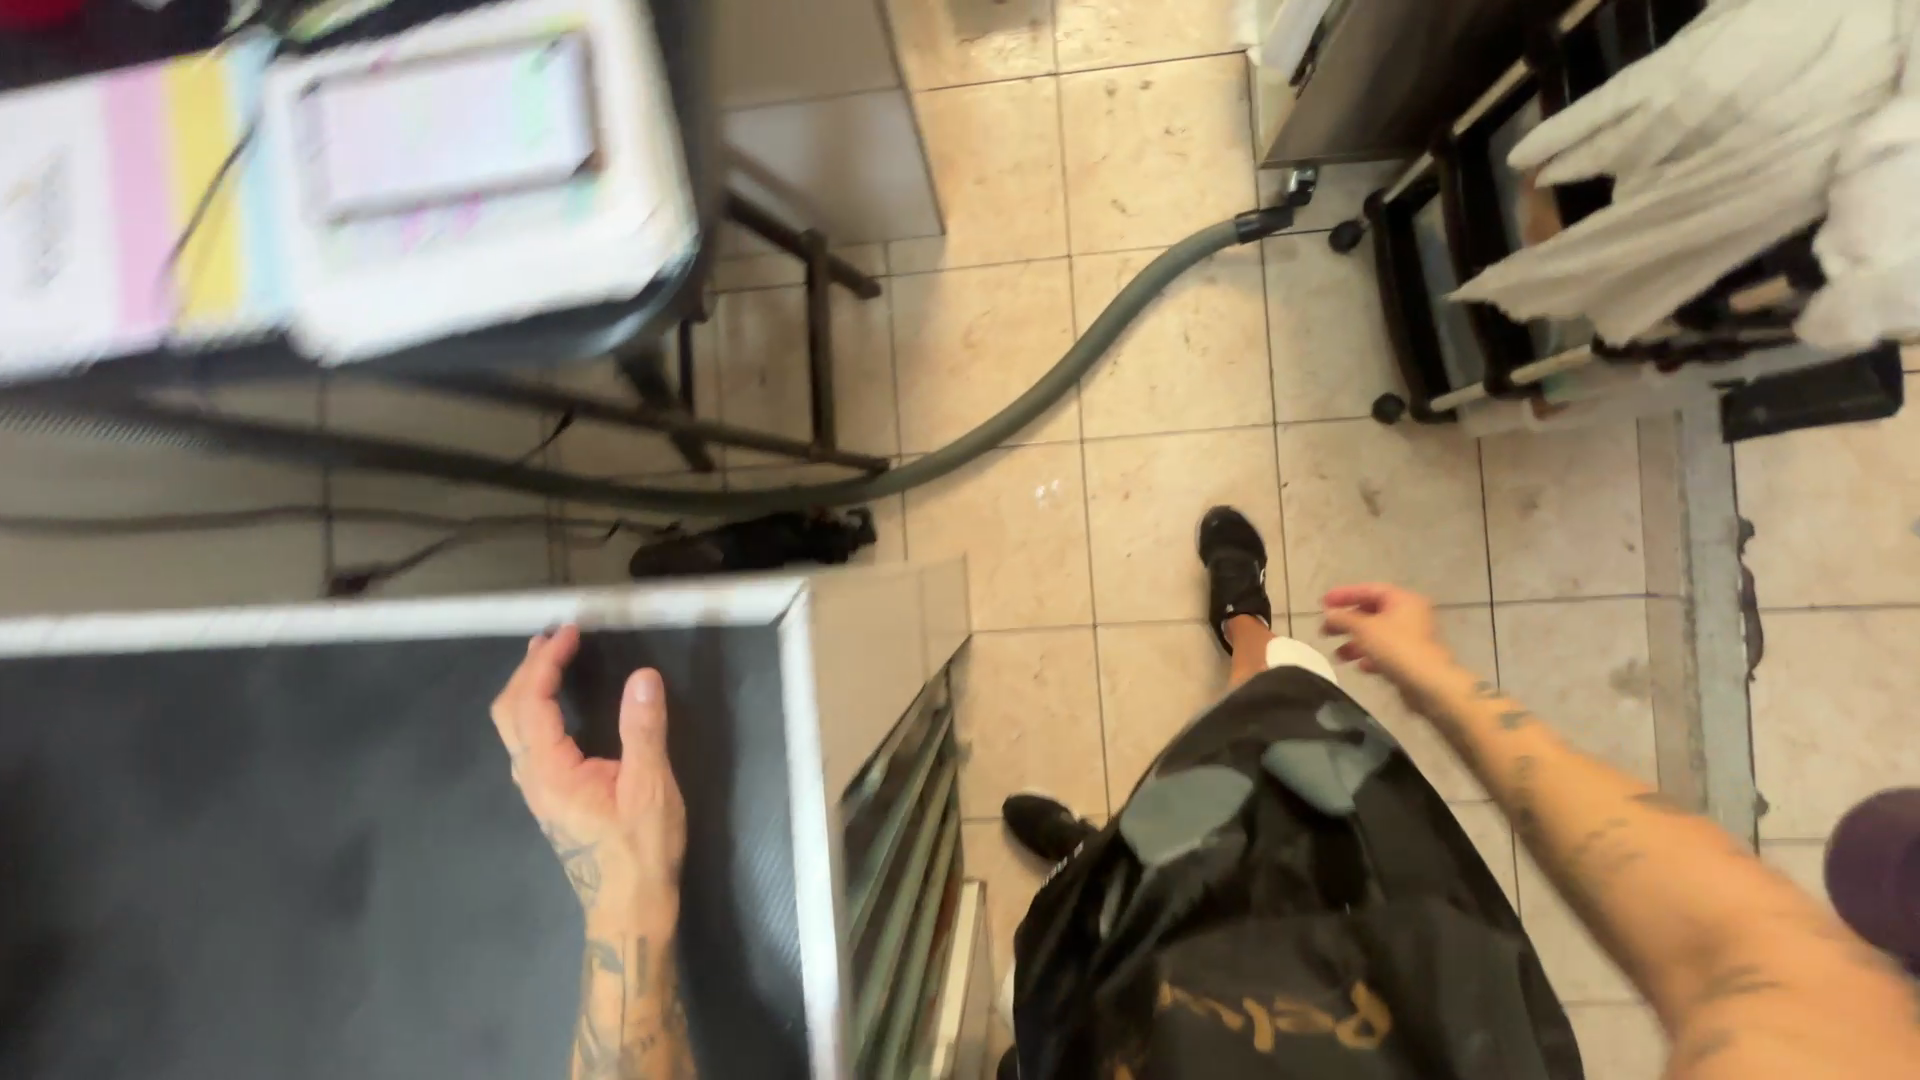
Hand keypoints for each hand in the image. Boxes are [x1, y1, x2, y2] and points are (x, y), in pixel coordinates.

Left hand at [490, 625, 686, 928]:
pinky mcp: (551, 795)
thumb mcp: (651, 787)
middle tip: (556, 636)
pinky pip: (528, 739)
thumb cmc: (641, 848)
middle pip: (508, 713)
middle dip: (527, 669)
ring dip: (527, 686)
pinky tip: (556, 702)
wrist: (630, 905)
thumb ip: (643, 730)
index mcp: (550, 772)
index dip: (545, 663)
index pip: (532, 704)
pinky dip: (536, 707)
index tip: (570, 632)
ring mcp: (538, 789)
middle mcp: (533, 778)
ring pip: (514, 728)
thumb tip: (643, 676)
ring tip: (551, 656)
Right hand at [1320, 584, 1462, 711]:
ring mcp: (1412, 637)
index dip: (1343, 595)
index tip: (1322, 604)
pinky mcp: (1412, 657)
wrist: (1428, 683)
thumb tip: (1328, 613)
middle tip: (1325, 631)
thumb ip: (1342, 618)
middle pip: (1371, 613)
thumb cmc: (1395, 647)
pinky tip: (1360, 666)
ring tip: (1338, 656)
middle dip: (1346, 623)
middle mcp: (1410, 614)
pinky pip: (1385, 651)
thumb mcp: (1362, 628)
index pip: (1368, 590)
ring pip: (1376, 634)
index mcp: (1402, 600)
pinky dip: (1370, 656)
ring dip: (1354, 643)